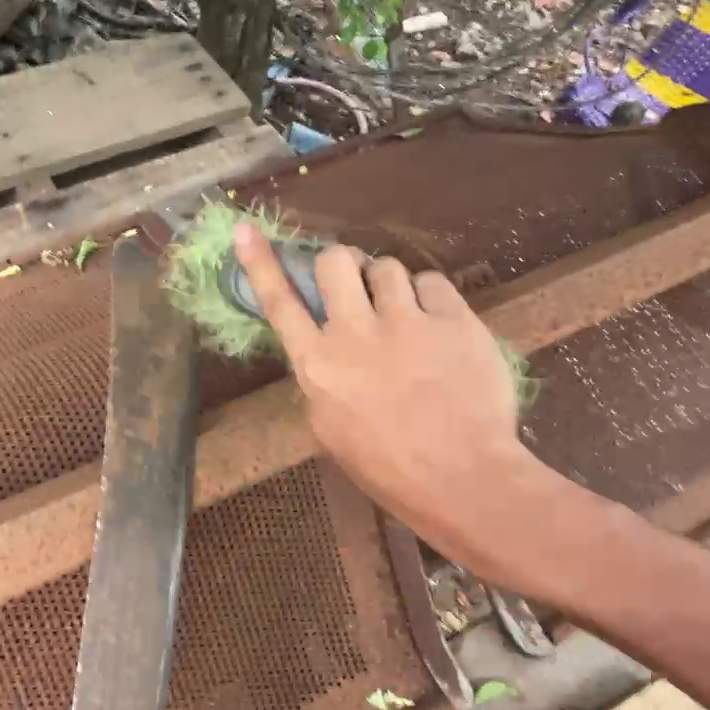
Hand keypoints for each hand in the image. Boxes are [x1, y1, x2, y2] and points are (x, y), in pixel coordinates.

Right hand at [232, 223, 575, 586]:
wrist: (463, 479)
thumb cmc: (387, 467)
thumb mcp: (329, 429)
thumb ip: (321, 379)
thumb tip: (325, 348)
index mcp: (317, 364)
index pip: (280, 302)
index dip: (260, 263)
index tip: (246, 231)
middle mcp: (354, 333)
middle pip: (335, 260)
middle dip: (342, 265)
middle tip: (355, 284)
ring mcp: (406, 322)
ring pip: (386, 266)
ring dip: (388, 284)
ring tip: (403, 315)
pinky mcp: (454, 320)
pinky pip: (432, 283)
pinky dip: (430, 298)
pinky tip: (437, 325)